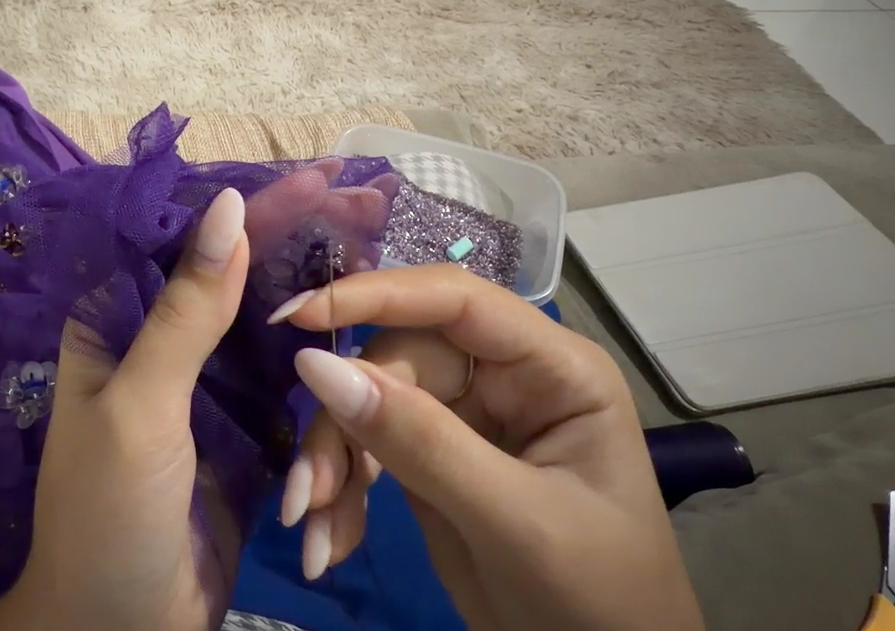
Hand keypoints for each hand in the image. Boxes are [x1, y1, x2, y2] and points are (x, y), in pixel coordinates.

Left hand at [0, 163, 392, 630]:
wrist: (118, 630)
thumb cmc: (109, 512)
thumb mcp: (142, 406)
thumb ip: (186, 312)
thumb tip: (229, 207)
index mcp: (119, 320)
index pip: (187, 241)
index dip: (253, 205)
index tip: (321, 176)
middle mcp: (163, 341)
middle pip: (237, 275)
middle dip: (299, 238)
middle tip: (368, 202)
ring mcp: (208, 387)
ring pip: (269, 324)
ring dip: (318, 292)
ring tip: (381, 252)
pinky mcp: (244, 432)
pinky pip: (289, 383)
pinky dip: (323, 359)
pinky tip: (365, 329)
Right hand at [275, 263, 703, 630]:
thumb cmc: (598, 598)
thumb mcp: (513, 521)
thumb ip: (418, 440)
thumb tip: (315, 363)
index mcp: (550, 366)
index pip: (450, 300)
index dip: (372, 296)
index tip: (295, 319)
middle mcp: (502, 373)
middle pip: (393, 360)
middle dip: (344, 425)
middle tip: (308, 494)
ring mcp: (464, 412)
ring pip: (367, 400)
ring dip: (332, 462)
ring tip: (313, 525)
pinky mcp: (430, 451)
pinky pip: (366, 444)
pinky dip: (341, 488)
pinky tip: (330, 538)